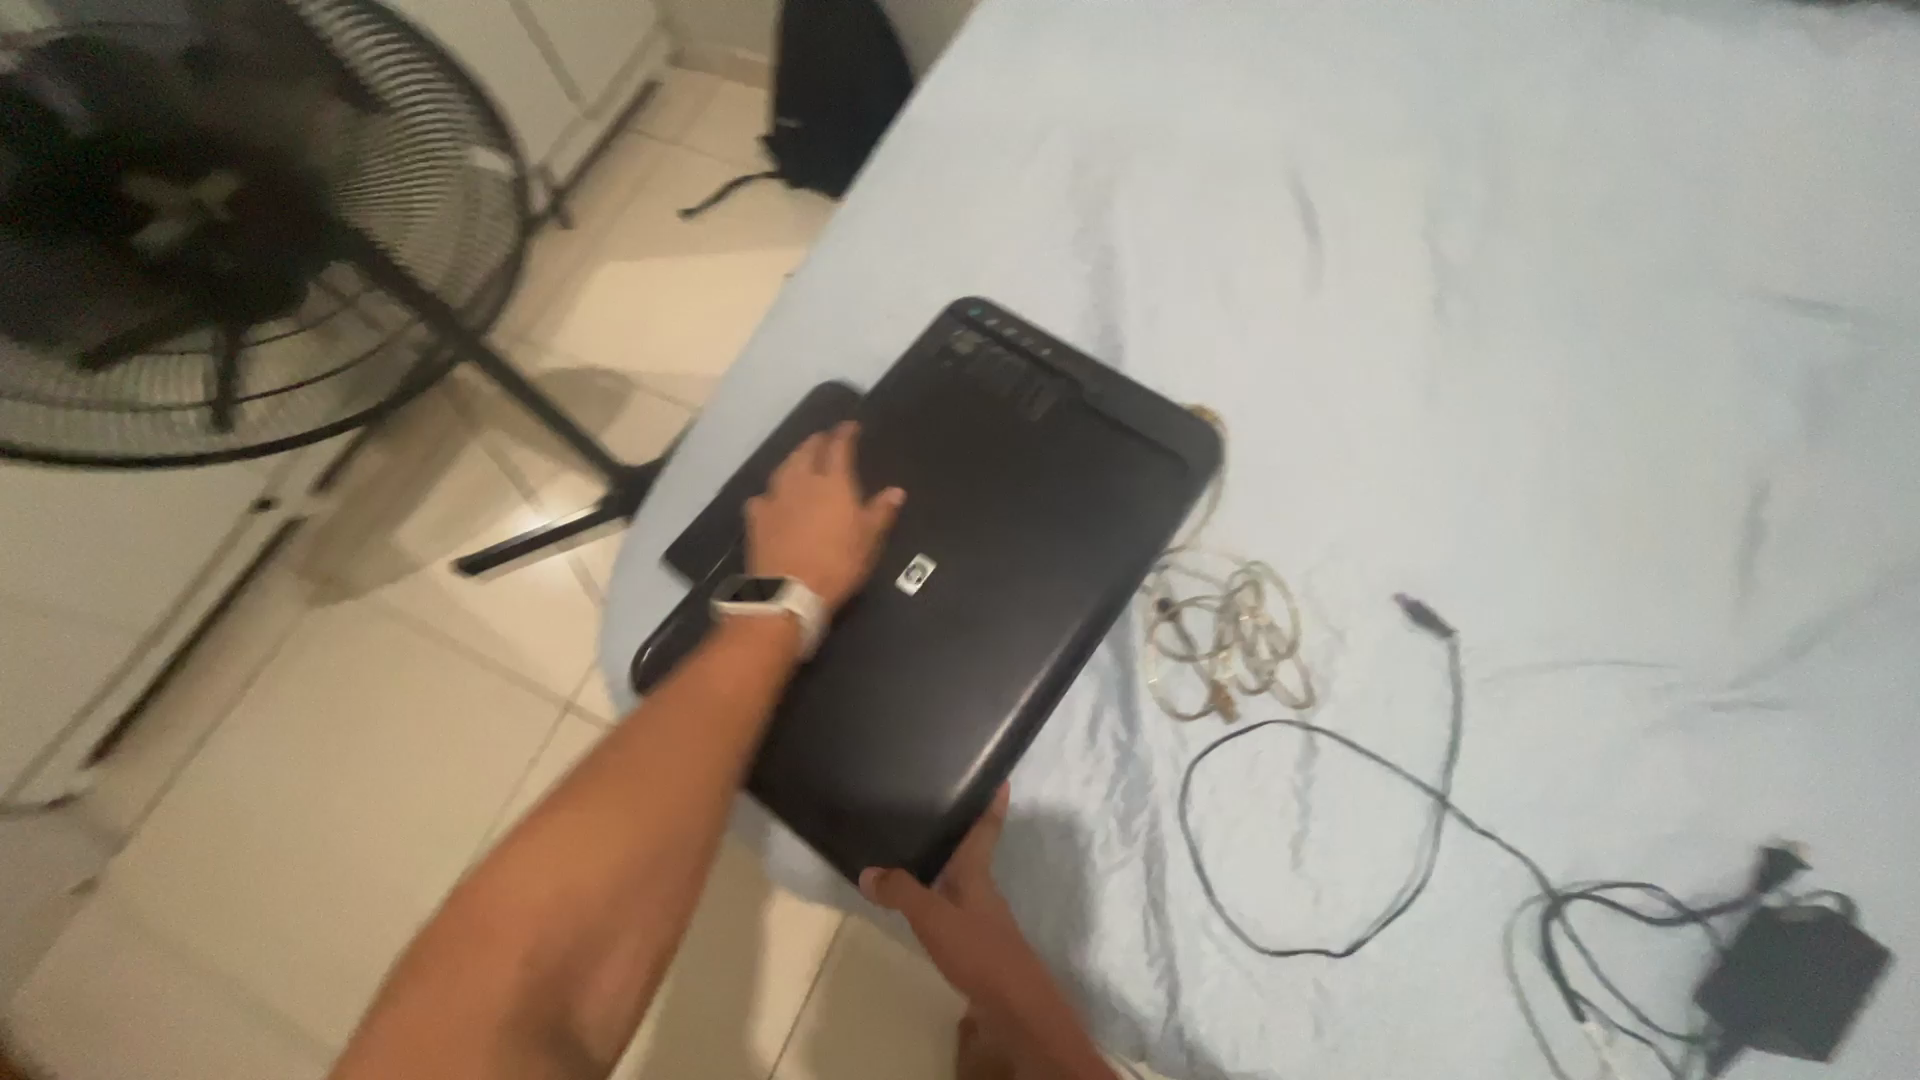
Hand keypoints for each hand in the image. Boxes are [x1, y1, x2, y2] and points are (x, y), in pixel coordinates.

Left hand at [746, 421, 905, 612]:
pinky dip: (771, 494)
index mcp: (833, 482)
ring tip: (801, 461)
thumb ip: (881, 512)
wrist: (788, 592)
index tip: (851, 426)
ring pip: (784, 467)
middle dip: (817, 441)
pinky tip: (773, 500)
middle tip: (825, 439)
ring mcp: (774, 497)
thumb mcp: (869, 540)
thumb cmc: (837, 564)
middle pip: (807, 450)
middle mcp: (801, 481)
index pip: (839, 446)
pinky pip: (763, 496)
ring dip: (794, 459)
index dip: (845, 433)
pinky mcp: (755, 517)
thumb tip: (896, 491)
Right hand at [860, 785, 1023, 1004]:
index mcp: (976, 873)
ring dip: (946, 864)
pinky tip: (921, 905)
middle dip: (961, 830)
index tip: (1002, 778)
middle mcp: (982, 888)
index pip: (986, 829)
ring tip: (918, 850)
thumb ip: (902, 893)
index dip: (993, 804)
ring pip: (962, 879)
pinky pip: (954, 907)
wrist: (1014, 1007)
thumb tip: (868, 870)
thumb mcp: (933, 917)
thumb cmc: (978, 950)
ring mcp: (982, 917)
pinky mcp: (976, 943)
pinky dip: (938, 897)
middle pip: (973, 851)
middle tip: (938, 806)